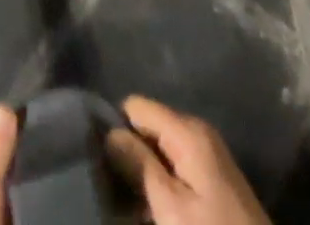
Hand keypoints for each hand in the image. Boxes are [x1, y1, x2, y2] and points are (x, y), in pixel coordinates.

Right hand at [105, 96, 271, 224]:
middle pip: (148, 125)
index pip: (137, 106)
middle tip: (113, 182)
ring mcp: (205, 150)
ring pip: (158, 145)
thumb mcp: (169, 204)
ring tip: (128, 195)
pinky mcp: (209, 170)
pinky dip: (158, 178)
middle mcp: (197, 130)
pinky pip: (172, 161)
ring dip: (142, 169)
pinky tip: (149, 203)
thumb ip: (140, 165)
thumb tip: (111, 131)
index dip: (116, 126)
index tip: (101, 155)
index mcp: (187, 131)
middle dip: (128, 150)